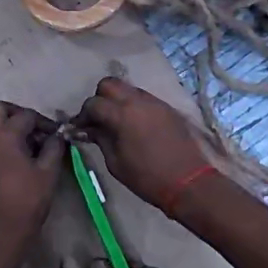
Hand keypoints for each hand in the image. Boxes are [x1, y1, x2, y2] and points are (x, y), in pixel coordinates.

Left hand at [0, 101, 65, 237]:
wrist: (0, 231)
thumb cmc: (27, 200)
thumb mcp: (48, 172)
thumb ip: (54, 147)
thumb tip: (57, 136)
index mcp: (4, 135)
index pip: (26, 115)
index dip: (45, 122)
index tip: (58, 134)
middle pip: (0, 110)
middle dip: (20, 114)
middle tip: (38, 131)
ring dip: (11, 129)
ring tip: (33, 148)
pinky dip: (4, 143)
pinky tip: (21, 161)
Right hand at [73, 77, 210, 205]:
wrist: (188, 182)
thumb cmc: (147, 177)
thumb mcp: (115, 162)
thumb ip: (100, 140)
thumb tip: (87, 129)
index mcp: (122, 114)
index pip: (93, 103)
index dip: (82, 116)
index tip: (78, 129)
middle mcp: (138, 101)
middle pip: (109, 84)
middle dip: (99, 99)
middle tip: (97, 120)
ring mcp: (155, 102)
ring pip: (128, 88)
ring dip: (117, 100)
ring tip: (115, 122)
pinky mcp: (167, 108)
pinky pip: (144, 98)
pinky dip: (133, 106)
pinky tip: (133, 126)